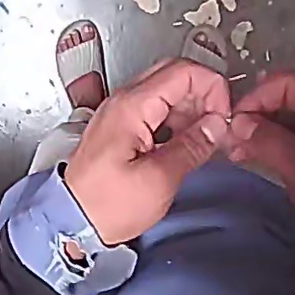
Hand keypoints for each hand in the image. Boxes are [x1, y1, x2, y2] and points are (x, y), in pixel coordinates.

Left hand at [64, 59, 231, 244]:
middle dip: (203, 95)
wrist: (71, 223)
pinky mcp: (117, 130)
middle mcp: (121, 103)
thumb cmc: (105, 206)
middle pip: (173, 75)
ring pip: (163, 92)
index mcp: (131, 107)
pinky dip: (172, 121)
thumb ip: (192, 146)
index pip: (184, 71)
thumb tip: (215, 125)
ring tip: (202, 141)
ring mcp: (117, 114)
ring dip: (189, 110)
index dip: (213, 88)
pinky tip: (182, 145)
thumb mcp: (159, 179)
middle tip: (216, 126)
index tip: (223, 116)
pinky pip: (151, 111)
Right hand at [229, 70, 294, 262]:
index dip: (258, 98)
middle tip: (231, 139)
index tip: (235, 122)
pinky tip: (250, 154)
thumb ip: (271, 142)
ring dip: (258, 129)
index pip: (290, 83)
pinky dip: (268, 140)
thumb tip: (238, 122)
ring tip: (237, 150)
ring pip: (284, 114)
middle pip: (286, 96)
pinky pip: (289, 132)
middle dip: (255, 114)